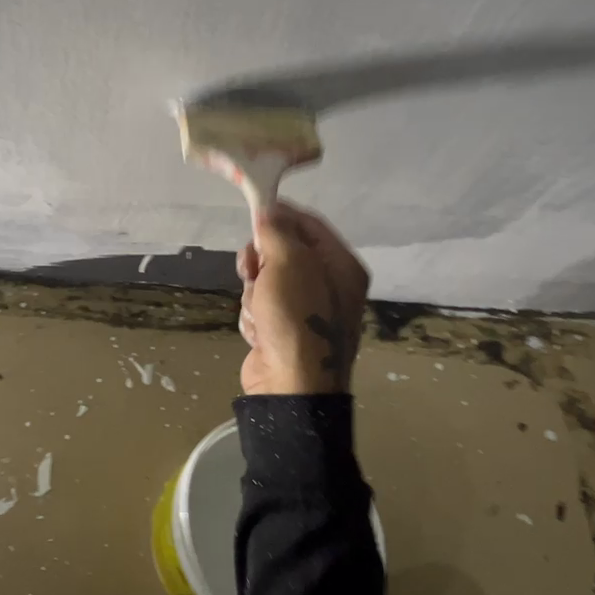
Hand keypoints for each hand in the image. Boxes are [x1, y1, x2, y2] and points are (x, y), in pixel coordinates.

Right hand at [238, 202, 369, 395]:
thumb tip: (269, 210)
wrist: (291, 385)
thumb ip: (277, 230)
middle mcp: (328, 284)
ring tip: (260, 310)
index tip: (253, 215)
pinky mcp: (284, 328)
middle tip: (254, 271)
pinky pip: (260, 305)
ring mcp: (306, 309)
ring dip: (254, 292)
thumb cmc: (297, 317)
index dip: (280, 215)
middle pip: (282, 251)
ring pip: (265, 278)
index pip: (309, 223)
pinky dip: (254, 314)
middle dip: (261, 262)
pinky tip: (260, 330)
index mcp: (341, 265)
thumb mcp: (288, 262)